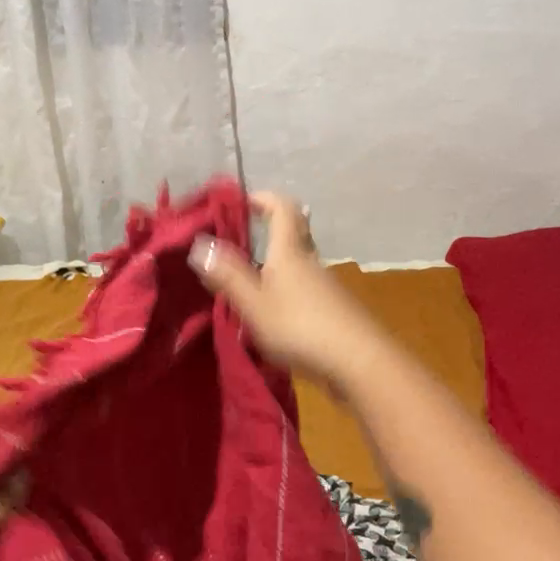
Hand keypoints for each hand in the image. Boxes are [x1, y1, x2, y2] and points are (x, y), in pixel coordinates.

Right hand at [189, 191, 381, 381]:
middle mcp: (310, 261)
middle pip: (294, 233)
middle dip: (269, 230)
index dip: (263, 198)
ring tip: (248, 283)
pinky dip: (286, 290)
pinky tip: (274, 314)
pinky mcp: (334, 309)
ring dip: (275, 265)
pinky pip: (305, 288)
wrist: (359, 362)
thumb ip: (227, 275)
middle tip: (240, 240)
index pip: (282, 208)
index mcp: (290, 252)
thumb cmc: (300, 327)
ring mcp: (326, 286)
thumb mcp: (254, 304)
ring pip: (298, 263)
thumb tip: (200, 243)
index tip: (241, 202)